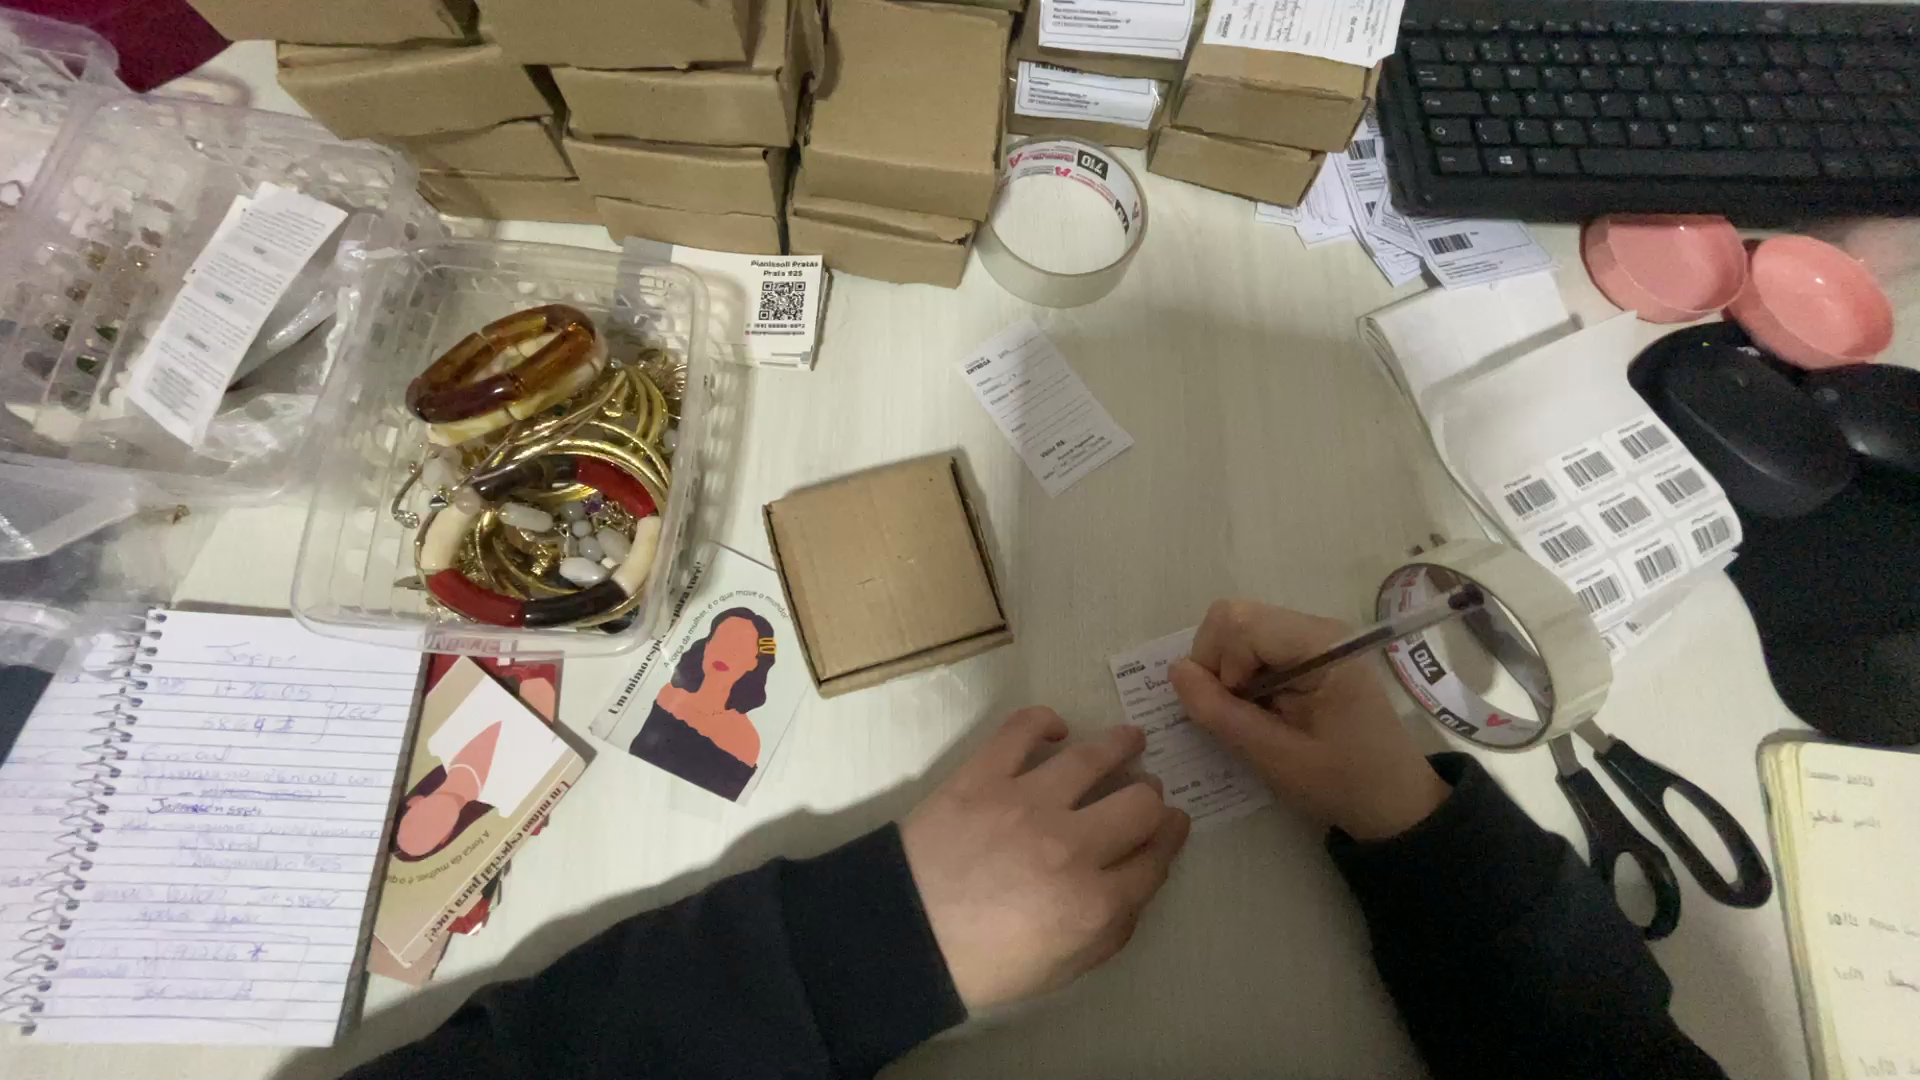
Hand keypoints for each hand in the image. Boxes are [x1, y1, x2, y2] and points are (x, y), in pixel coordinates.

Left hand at [900, 708, 1190, 1011]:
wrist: (904, 932)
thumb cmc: (983, 960)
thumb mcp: (1060, 969)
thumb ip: (1110, 932)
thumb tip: (1135, 886)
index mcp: (1093, 902)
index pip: (1154, 859)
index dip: (1171, 837)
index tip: (1174, 822)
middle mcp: (1072, 845)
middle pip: (1139, 804)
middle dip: (1152, 798)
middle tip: (1145, 790)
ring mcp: (1027, 801)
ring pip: (1094, 756)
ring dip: (1122, 744)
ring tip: (1132, 738)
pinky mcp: (985, 773)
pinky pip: (1023, 729)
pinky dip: (1045, 720)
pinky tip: (1058, 727)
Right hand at [1168, 601, 1449, 841]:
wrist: (1395, 802)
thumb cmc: (1343, 783)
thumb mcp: (1277, 760)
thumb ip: (1222, 714)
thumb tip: (1175, 671)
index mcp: (1322, 647)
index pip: (1239, 621)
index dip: (1220, 664)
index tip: (1238, 709)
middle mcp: (1315, 628)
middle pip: (1233, 616)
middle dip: (1216, 662)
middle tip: (1237, 709)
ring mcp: (1309, 636)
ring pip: (1235, 626)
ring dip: (1224, 667)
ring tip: (1249, 709)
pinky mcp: (1302, 650)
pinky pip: (1248, 642)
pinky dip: (1237, 671)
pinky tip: (1259, 704)